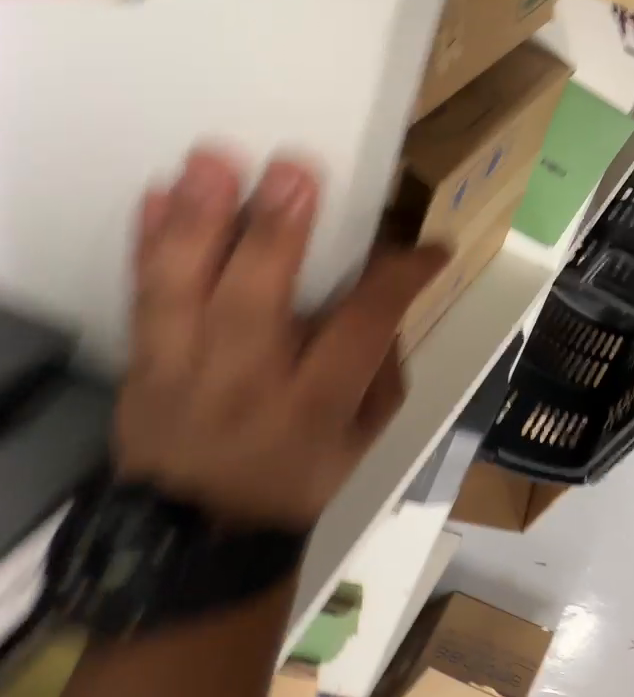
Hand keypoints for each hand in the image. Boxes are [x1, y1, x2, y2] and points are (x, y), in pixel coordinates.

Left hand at [114, 147, 447, 531]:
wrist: (200, 534)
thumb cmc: (308, 470)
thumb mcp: (369, 426)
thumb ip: (377, 358)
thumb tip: (378, 290)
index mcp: (313, 404)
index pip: (362, 326)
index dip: (400, 279)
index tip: (430, 249)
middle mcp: (242, 386)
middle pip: (252, 306)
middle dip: (273, 235)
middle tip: (294, 170)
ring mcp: (179, 375)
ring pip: (182, 295)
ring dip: (197, 224)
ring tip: (211, 162)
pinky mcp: (139, 366)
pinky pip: (140, 301)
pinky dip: (146, 246)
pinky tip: (155, 195)